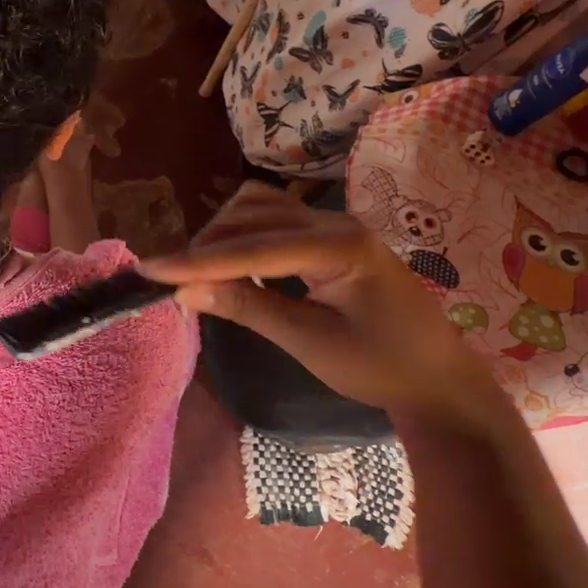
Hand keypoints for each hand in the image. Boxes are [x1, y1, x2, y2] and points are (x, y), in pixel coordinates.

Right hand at [140, 183, 496, 422]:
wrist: (439, 378)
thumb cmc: (381, 367)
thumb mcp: (310, 343)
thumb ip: (248, 308)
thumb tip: (183, 291)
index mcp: (339, 246)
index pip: (250, 249)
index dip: (195, 261)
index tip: (147, 269)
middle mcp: (335, 222)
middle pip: (249, 219)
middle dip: (205, 248)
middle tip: (172, 284)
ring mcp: (333, 223)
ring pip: (257, 208)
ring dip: (222, 235)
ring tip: (199, 274)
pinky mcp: (329, 234)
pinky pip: (272, 217)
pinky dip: (242, 233)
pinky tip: (232, 261)